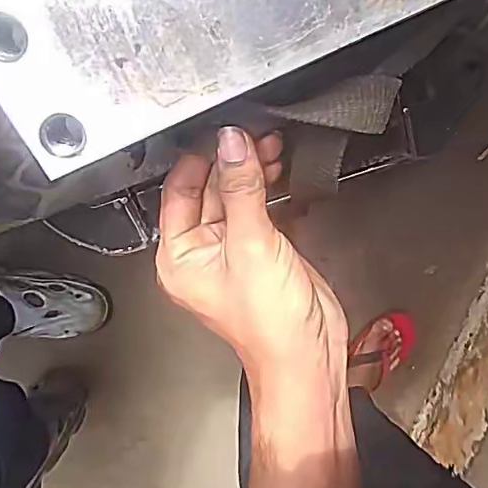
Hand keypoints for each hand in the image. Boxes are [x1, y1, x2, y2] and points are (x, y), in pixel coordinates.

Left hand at [156, 127, 348, 388]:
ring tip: (269, 148)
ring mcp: (235, 253)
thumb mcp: (251, 245)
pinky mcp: (264, 253)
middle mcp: (203, 254)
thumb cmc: (269, 325)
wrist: (308, 353)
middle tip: (252, 138)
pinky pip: (260, 212)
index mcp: (180, 257)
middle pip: (209, 192)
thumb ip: (241, 190)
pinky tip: (279, 174)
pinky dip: (270, 191)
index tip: (222, 134)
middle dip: (232, 163)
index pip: (179, 192)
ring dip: (253, 174)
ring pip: (237, 199)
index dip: (200, 160)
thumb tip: (232, 146)